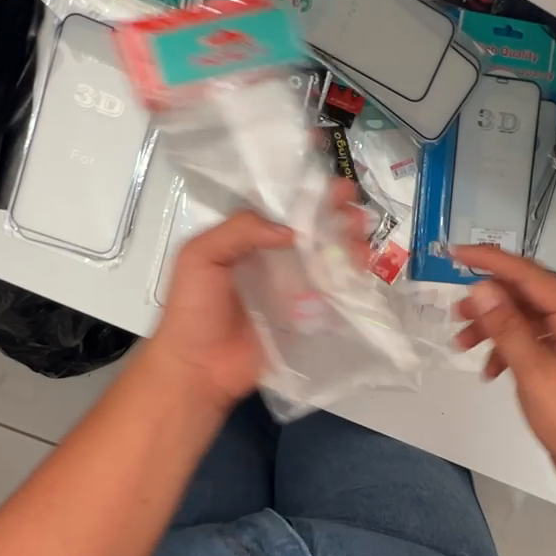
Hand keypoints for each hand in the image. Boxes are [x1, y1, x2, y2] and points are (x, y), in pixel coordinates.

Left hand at [146, 181, 367, 414]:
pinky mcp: (306, 317)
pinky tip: (363, 269)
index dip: (310, 197)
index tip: (336, 188)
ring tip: (363, 239)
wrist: (199, 367)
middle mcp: (274, 260)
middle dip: (339, 218)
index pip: (283, 211)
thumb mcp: (200, 256)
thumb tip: (290, 230)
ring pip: (328, 259)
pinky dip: (351, 280)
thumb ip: (239, 231)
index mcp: (248, 241)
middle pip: (313, 232)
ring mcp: (292, 289)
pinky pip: (332, 294)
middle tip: (357, 213)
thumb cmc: (192, 310)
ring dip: (350, 245)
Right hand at [451, 245, 555, 490]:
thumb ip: (506, 327)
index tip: (455, 254)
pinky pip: (534, 346)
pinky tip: (491, 372)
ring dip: (495, 330)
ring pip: (528, 323)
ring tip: (463, 346)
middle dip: (489, 302)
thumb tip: (481, 288)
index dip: (491, 261)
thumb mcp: (534, 371)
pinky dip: (509, 352)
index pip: (530, 276)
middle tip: (454, 315)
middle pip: (528, 297)